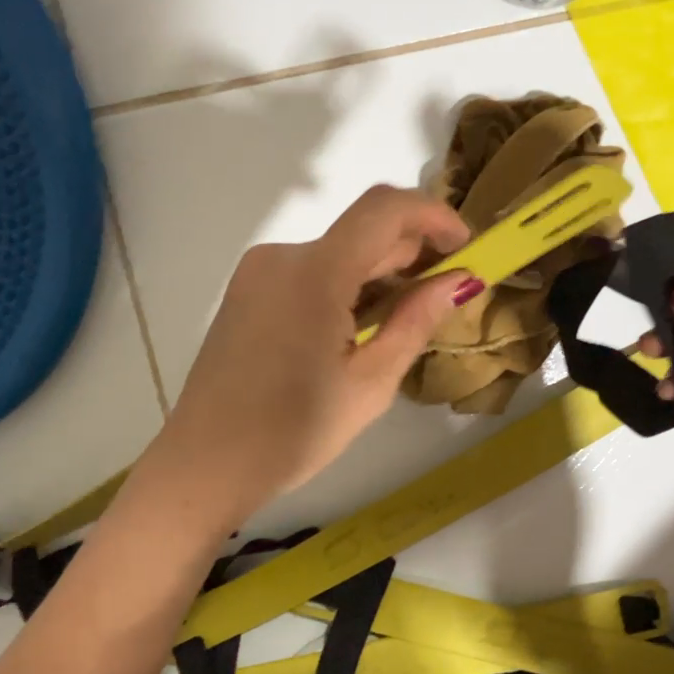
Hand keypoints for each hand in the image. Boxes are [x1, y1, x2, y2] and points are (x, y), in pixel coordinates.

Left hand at [140, 186, 475, 527]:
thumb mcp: (368, 384)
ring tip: (401, 324)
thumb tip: (459, 281)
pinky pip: (306, 274)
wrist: (206, 465)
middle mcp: (281, 257)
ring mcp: (256, 274)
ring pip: (334, 254)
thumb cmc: (293, 433)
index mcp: (314, 272)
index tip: (467, 246)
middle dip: (410, 254)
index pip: (385, 209)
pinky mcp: (244, 294)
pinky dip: (341, 288)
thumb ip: (415, 322)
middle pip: (360, 232)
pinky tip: (355, 331)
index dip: (434, 215)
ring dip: (376, 275)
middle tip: (445, 295)